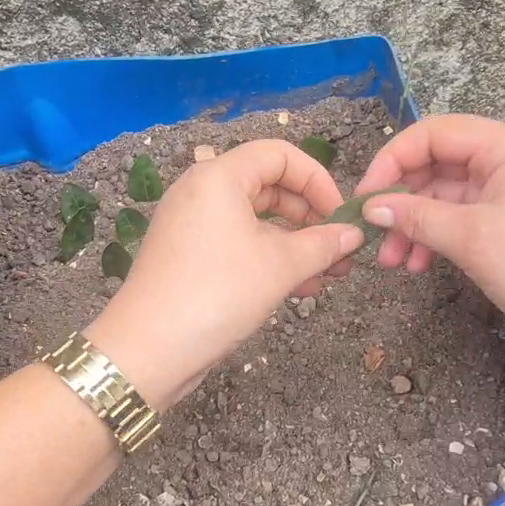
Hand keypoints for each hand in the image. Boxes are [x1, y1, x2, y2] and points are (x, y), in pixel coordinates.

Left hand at [86, 139, 361, 408]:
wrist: (149, 349)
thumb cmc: (218, 294)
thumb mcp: (281, 267)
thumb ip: (323, 245)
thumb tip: (355, 234)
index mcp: (219, 176)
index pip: (280, 155)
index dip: (318, 180)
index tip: (341, 216)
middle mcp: (202, 191)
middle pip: (269, 187)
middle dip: (311, 218)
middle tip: (341, 249)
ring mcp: (193, 225)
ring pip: (257, 221)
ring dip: (296, 244)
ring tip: (330, 275)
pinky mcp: (189, 256)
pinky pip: (239, 244)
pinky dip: (270, 259)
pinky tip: (300, 288)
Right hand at [353, 113, 504, 362]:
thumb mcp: (471, 237)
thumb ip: (416, 216)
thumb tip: (370, 206)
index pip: (434, 133)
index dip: (393, 160)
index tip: (364, 199)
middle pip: (437, 166)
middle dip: (402, 201)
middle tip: (373, 237)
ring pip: (444, 198)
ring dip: (414, 227)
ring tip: (392, 264)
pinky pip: (459, 222)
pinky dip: (434, 240)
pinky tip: (417, 267)